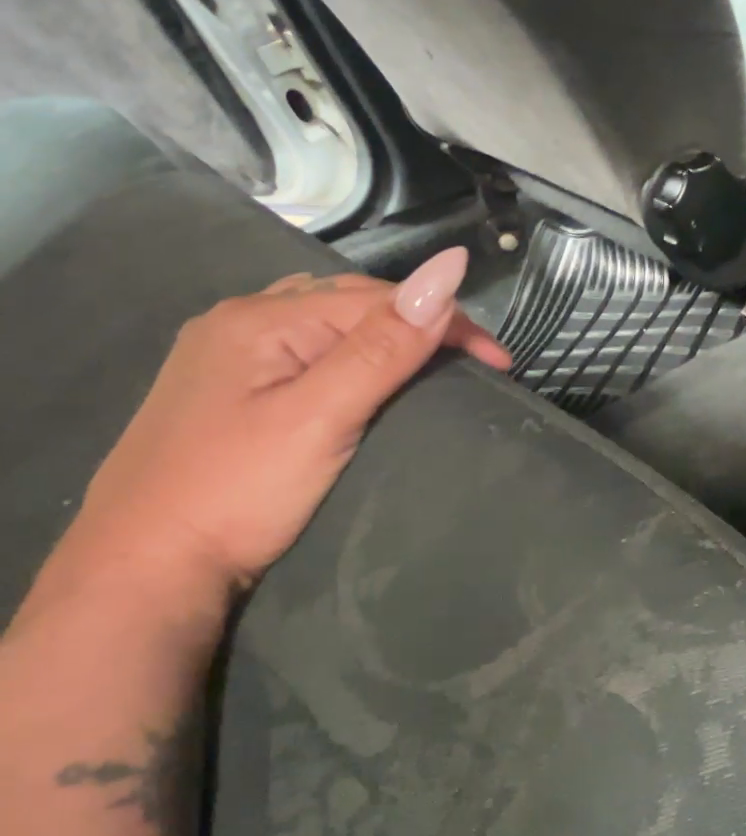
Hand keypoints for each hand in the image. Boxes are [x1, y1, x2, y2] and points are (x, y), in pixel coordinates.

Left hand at [69, 248, 509, 592]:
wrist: (150, 562)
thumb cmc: (239, 489)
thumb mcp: (321, 417)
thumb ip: (383, 348)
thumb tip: (446, 273)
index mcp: (261, 320)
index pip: (378, 300)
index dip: (448, 322)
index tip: (505, 367)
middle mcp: (240, 322)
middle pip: (351, 302)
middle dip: (423, 321)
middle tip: (481, 366)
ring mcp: (229, 356)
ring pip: (329, 322)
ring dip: (390, 333)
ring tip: (437, 365)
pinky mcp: (230, 390)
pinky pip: (309, 348)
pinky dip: (356, 351)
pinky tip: (370, 374)